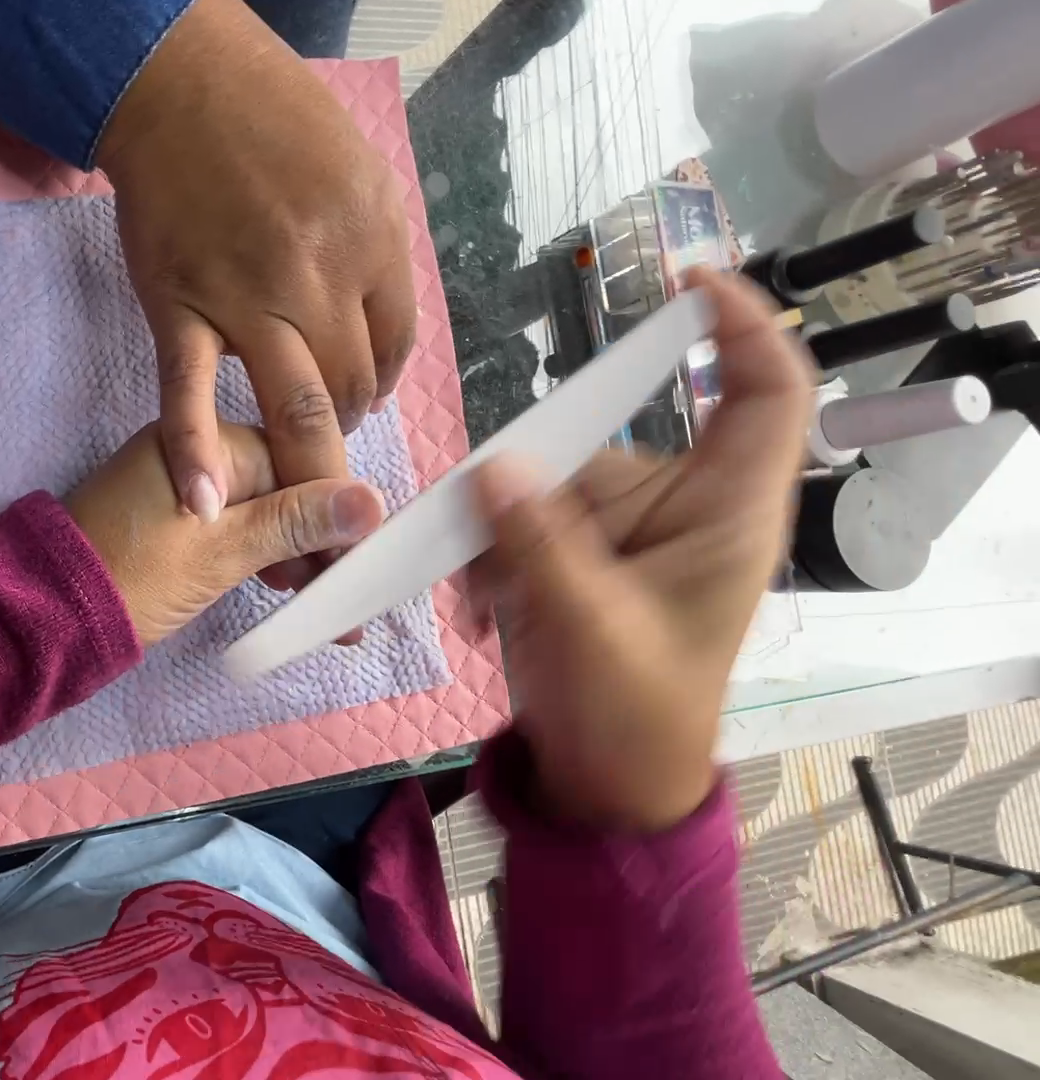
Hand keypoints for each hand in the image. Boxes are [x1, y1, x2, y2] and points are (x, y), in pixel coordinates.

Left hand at [66, 422, 385, 644]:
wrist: (48, 610)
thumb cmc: (133, 578)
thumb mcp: (220, 553)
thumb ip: (294, 524)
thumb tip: (371, 501)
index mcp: (209, 441)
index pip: (300, 466)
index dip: (336, 519)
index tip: (361, 569)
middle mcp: (196, 448)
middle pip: (281, 486)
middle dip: (316, 542)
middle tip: (342, 603)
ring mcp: (180, 479)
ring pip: (258, 509)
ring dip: (289, 553)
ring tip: (314, 605)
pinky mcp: (167, 510)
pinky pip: (228, 523)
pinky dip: (253, 553)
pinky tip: (275, 583)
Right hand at [96, 0, 414, 526]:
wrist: (181, 91)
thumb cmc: (275, 125)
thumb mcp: (361, 174)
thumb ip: (378, 258)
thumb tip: (376, 339)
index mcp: (372, 240)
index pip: (393, 346)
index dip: (378, 388)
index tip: (359, 406)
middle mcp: (319, 277)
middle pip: (349, 388)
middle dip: (345, 440)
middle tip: (331, 467)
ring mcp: (245, 301)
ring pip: (291, 404)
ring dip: (300, 459)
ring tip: (292, 487)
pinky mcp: (179, 313)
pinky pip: (186, 393)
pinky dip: (194, 452)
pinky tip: (203, 505)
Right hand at [470, 269, 813, 830]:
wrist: (601, 780)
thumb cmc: (634, 714)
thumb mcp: (590, 627)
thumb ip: (540, 544)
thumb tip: (492, 468)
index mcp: (723, 518)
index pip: (761, 401)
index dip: (741, 333)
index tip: (689, 285)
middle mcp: (670, 513)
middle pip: (595, 452)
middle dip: (533, 499)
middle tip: (489, 553)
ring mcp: (612, 539)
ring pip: (536, 494)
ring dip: (496, 545)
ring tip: (487, 604)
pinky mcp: (566, 563)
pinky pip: (512, 529)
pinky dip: (487, 566)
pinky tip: (484, 615)